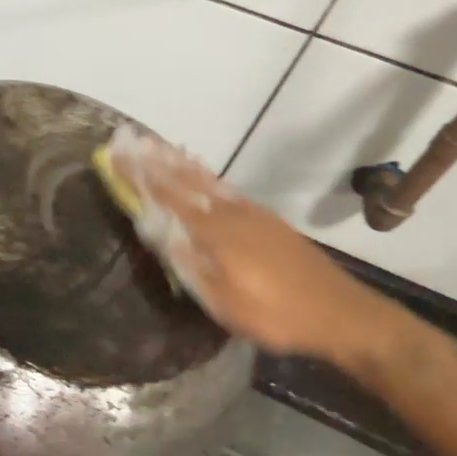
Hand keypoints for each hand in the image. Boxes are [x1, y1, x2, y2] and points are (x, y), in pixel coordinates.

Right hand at [102, 129, 391, 359]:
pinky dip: (204, 173)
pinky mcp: (264, 219)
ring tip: (156, 144)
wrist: (342, 315)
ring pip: (205, 180)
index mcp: (214, 232)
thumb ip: (189, 264)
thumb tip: (155, 231)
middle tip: (128, 140)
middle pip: (185, 181)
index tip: (114, 155)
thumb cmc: (277, 315)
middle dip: (154, 161)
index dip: (139, 176)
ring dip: (177, 161)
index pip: (167, 197)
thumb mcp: (226, 302)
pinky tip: (199, 169)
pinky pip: (223, 186)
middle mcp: (229, 213)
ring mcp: (249, 213)